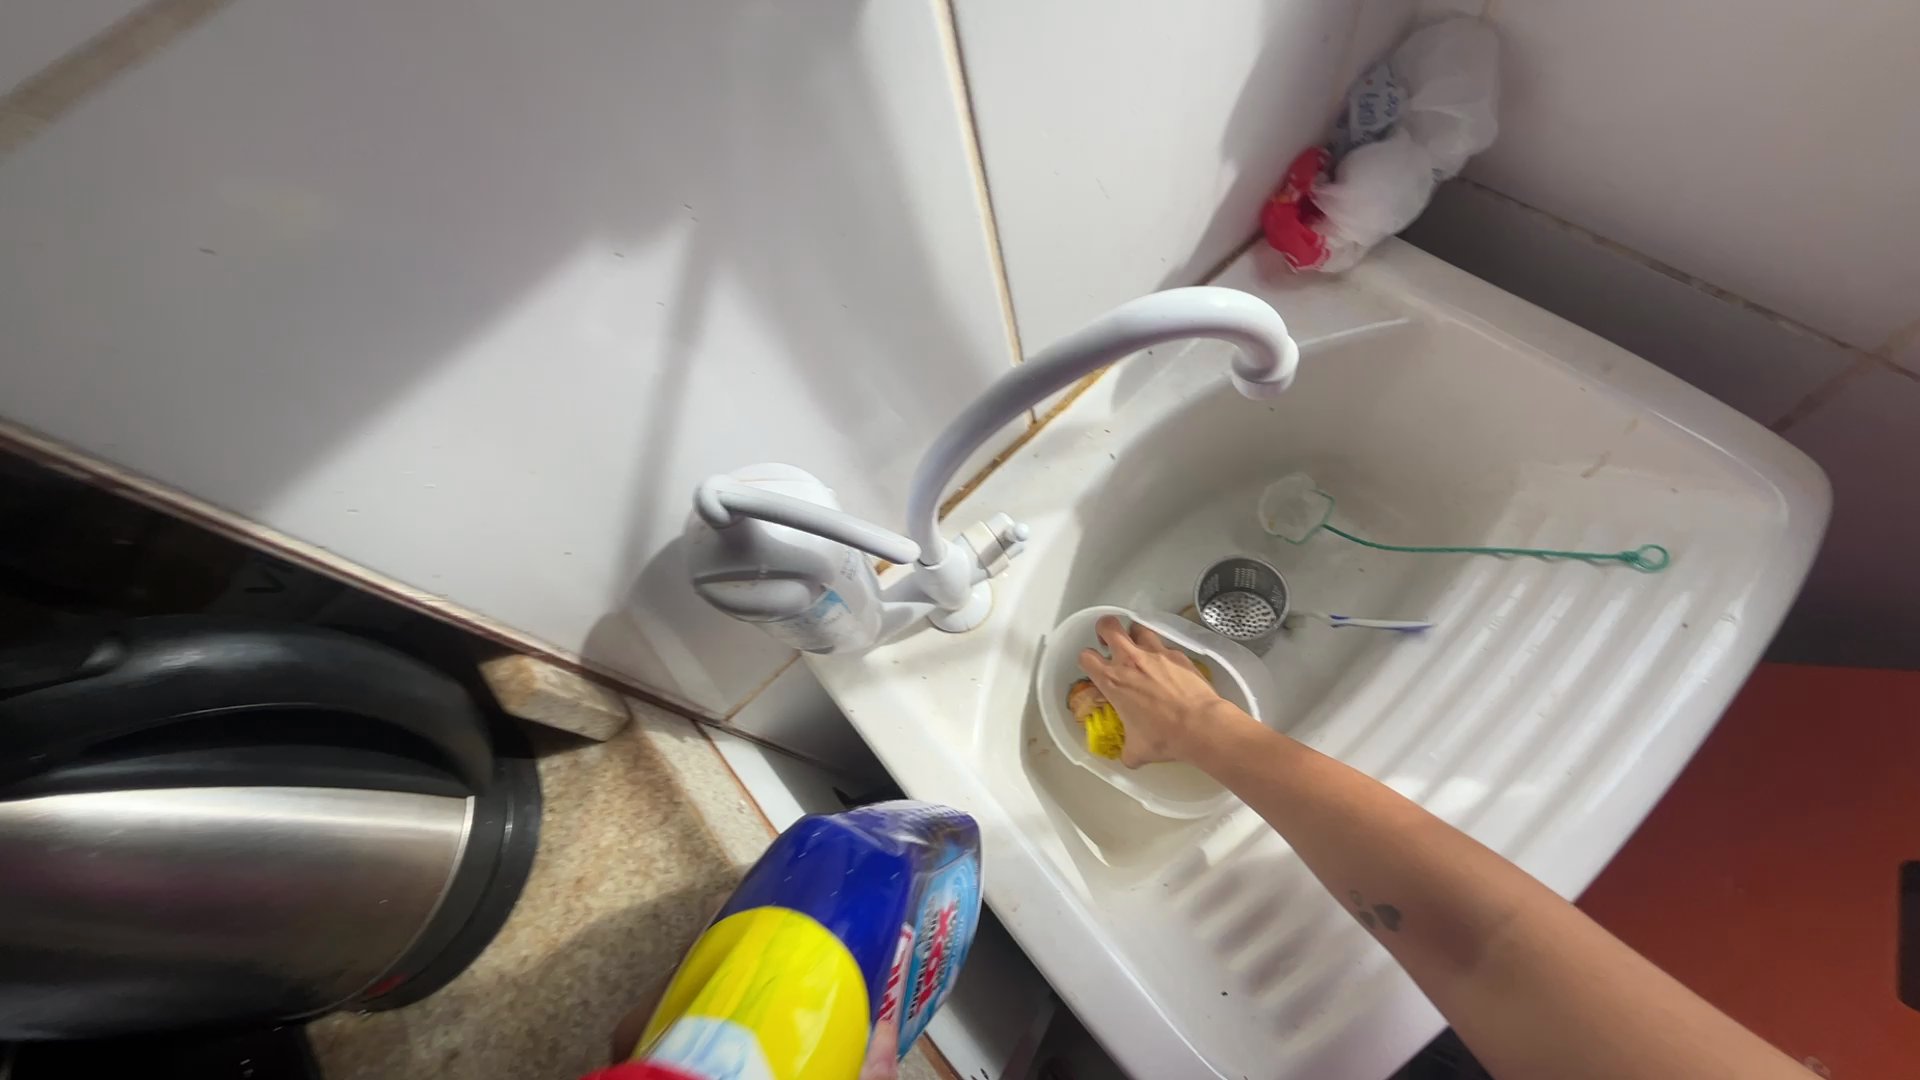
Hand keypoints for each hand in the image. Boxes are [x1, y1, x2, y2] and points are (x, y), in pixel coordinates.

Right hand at [1077, 615, 1244, 766]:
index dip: (1086, 659)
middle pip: (1108, 626)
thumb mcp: (1138, 750)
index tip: (1093, 666)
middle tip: (1109, 642)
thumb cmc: (1164, 736)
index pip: (1086, 657)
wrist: (1200, 725)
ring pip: (1138, 627)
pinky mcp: (1177, 654)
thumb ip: (1128, 751)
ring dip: (1135, 635)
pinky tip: (1168, 666)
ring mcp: (1155, 653)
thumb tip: (1129, 758)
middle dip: (1105, 629)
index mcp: (1112, 680)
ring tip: (1139, 648)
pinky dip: (1163, 652)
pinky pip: (1165, 645)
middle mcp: (1129, 660)